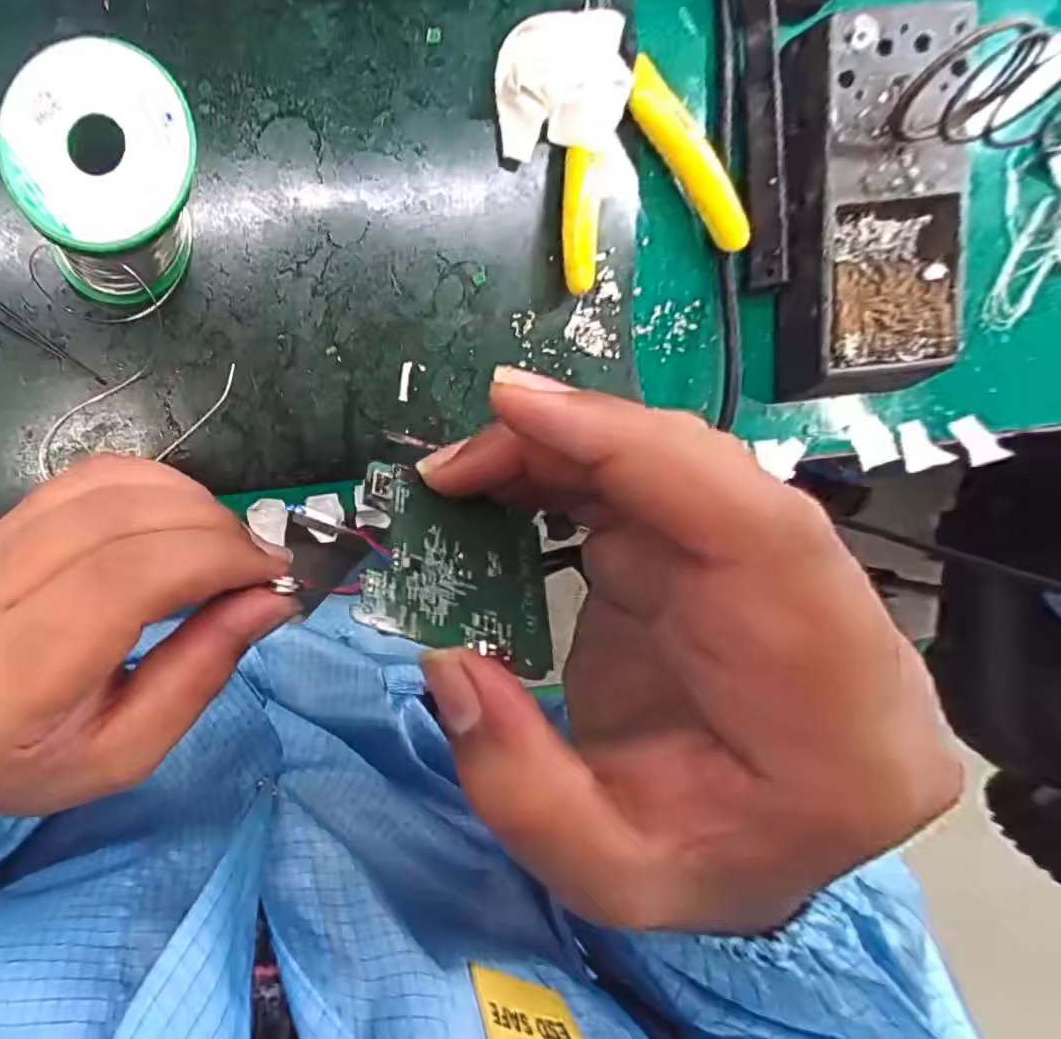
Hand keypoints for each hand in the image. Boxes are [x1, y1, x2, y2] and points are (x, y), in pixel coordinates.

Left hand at [0, 455, 298, 817]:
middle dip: (200, 523)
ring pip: (85, 490)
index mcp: (7, 685)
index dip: (204, 558)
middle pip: (102, 524)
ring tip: (218, 532)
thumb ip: (197, 672)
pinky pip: (66, 485)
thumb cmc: (38, 768)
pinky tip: (169, 510)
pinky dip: (135, 484)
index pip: (116, 584)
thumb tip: (267, 597)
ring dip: (173, 495)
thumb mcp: (126, 752)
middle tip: (253, 551)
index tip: (268, 567)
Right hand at [418, 367, 962, 933]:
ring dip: (555, 452)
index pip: (761, 537)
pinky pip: (640, 492)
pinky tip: (497, 479)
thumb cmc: (680, 865)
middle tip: (450, 459)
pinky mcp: (708, 571)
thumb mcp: (592, 867)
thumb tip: (447, 658)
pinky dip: (560, 470)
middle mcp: (822, 627)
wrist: (722, 855)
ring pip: (672, 471)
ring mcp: (765, 587)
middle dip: (574, 442)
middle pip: (714, 482)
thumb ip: (513, 779)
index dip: (638, 452)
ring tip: (454, 473)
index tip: (518, 411)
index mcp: (832, 712)